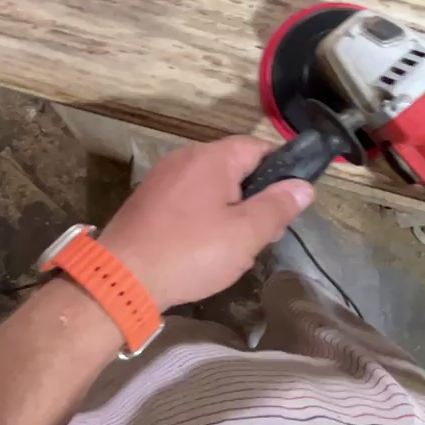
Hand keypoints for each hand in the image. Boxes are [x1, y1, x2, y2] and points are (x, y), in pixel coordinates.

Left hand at [99, 136, 314, 310]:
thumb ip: (277, 207)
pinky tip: (205, 248)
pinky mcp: (148, 200)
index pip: (259, 147)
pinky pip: (188, 199)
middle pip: (234, 167)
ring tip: (236, 247)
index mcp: (212, 158)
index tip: (290, 202)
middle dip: (255, 197)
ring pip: (211, 186)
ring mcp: (163, 178)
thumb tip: (304, 186)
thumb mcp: (245, 234)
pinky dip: (204, 217)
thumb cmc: (190, 253)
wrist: (120, 277)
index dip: (281, 170)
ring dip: (230, 211)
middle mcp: (185, 157)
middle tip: (264, 234)